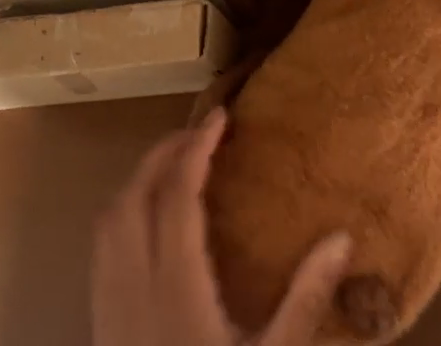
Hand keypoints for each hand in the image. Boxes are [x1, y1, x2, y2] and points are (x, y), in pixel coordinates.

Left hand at [92, 108, 354, 345]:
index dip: (196, 150)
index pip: (177, 197)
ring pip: (108, 219)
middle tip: (200, 133)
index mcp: (175, 288)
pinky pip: (101, 246)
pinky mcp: (99, 322)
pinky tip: (150, 221)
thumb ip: (304, 298)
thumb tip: (342, 238)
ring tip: (176, 165)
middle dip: (162, 153)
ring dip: (139, 180)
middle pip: (132, 196)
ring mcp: (107, 305)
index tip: (221, 118)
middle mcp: (132, 286)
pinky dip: (124, 211)